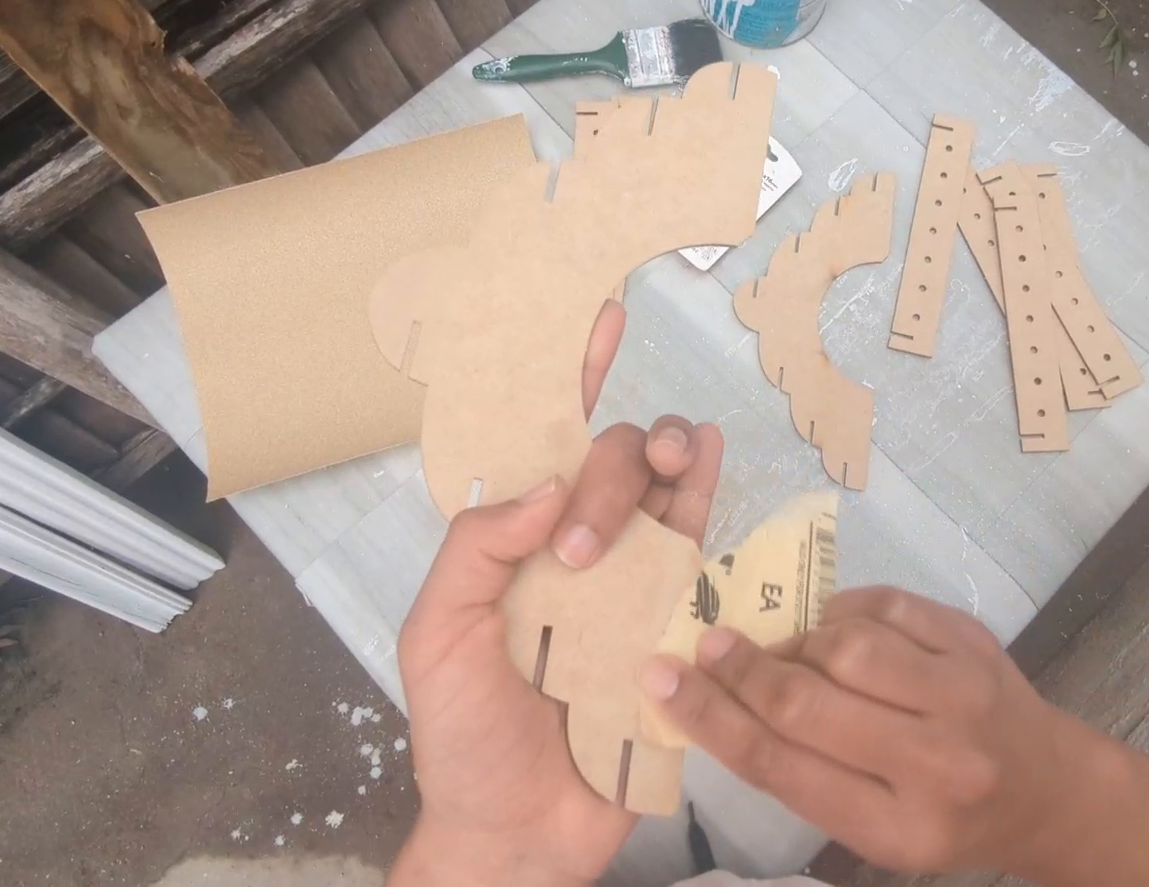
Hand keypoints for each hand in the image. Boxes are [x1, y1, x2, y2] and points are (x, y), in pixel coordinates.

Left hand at [390, 303, 726, 885]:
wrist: (522, 829)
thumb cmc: (465, 733)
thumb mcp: (439, 636)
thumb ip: (476, 554)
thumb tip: (547, 488)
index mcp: (518, 535)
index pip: (542, 437)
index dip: (566, 375)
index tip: (593, 319)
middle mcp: (578, 536)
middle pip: (607, 458)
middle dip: (606, 474)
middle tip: (582, 552)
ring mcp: (629, 569)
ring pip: (657, 482)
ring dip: (669, 451)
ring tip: (678, 450)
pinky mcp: (670, 608)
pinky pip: (692, 538)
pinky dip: (702, 491)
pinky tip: (710, 456)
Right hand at [639, 585, 1105, 874]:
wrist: (1047, 788)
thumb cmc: (944, 814)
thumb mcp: (874, 822)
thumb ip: (802, 763)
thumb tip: (721, 690)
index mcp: (897, 829)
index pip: (779, 766)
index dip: (708, 717)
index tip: (661, 677)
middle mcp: (936, 767)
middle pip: (805, 704)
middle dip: (741, 668)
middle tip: (708, 644)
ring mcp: (962, 695)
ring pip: (843, 644)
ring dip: (802, 641)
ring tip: (800, 652)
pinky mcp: (973, 640)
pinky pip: (881, 603)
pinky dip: (845, 609)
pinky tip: (843, 628)